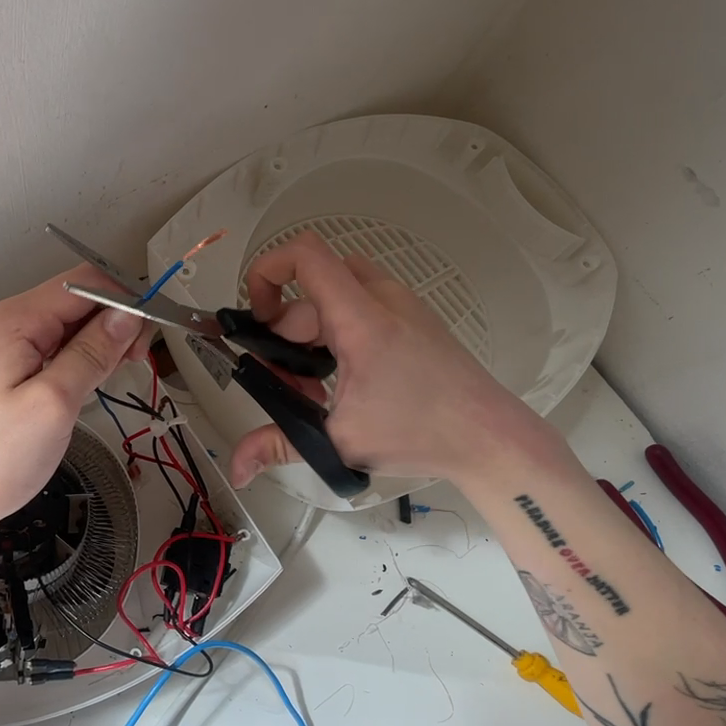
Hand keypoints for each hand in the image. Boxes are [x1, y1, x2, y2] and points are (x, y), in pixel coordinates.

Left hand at [0, 265, 150, 537]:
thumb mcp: (55, 403)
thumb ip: (92, 353)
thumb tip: (126, 315)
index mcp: (9, 321)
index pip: (81, 282)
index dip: (123, 302)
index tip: (148, 337)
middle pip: (70, 301)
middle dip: (109, 325)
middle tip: (131, 366)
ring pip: (58, 328)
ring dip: (91, 346)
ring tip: (105, 381)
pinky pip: (41, 351)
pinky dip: (69, 361)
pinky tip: (79, 387)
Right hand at [227, 234, 550, 488]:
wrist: (489, 436)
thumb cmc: (420, 433)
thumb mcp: (337, 441)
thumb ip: (276, 446)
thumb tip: (236, 469)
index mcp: (361, 319)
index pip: (305, 256)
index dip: (267, 272)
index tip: (257, 316)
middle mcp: (383, 301)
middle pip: (314, 286)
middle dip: (285, 327)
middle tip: (283, 376)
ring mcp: (402, 307)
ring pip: (337, 296)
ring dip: (310, 332)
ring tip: (312, 383)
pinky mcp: (412, 321)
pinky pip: (361, 308)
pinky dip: (336, 336)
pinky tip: (339, 382)